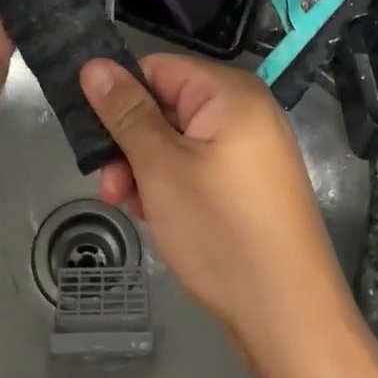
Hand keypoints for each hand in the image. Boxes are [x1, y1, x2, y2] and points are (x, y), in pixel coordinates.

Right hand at [82, 55, 377, 377]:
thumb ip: (125, 112)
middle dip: (130, 143)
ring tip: (130, 207)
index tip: (88, 132)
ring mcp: (252, 151)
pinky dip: (172, 186)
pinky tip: (157, 217)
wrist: (288, 313)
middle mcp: (245, 111)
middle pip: (167, 106)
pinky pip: (199, 168)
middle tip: (108, 186)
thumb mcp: (161, 167)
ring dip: (145, 170)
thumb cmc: (221, 229)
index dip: (120, 95)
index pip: (158, 68)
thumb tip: (94, 65)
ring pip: (179, 143)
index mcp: (229, 92)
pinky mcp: (250, 186)